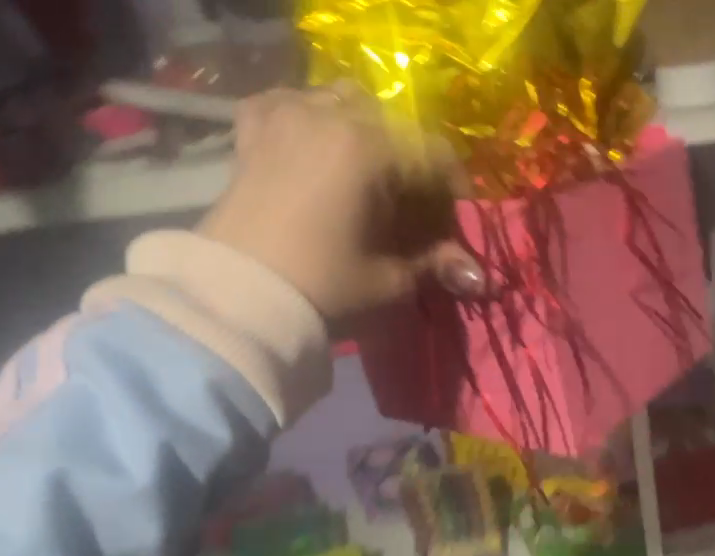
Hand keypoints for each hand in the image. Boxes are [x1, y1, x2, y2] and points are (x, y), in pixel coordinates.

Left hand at [198, 85, 482, 322]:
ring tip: (368, 174)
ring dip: (365, 131)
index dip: (455, 189)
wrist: (238, 295)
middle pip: (392, 124)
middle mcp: (329, 115)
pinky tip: (316, 147)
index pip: (435, 154)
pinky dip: (311, 118)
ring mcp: (286, 115)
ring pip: (343, 100)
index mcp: (370, 148)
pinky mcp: (253, 129)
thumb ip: (435, 264)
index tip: (458, 222)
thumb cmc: (324, 285)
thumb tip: (477, 275)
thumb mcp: (391, 279)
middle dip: (412, 161)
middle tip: (415, 204)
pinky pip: (291, 102)